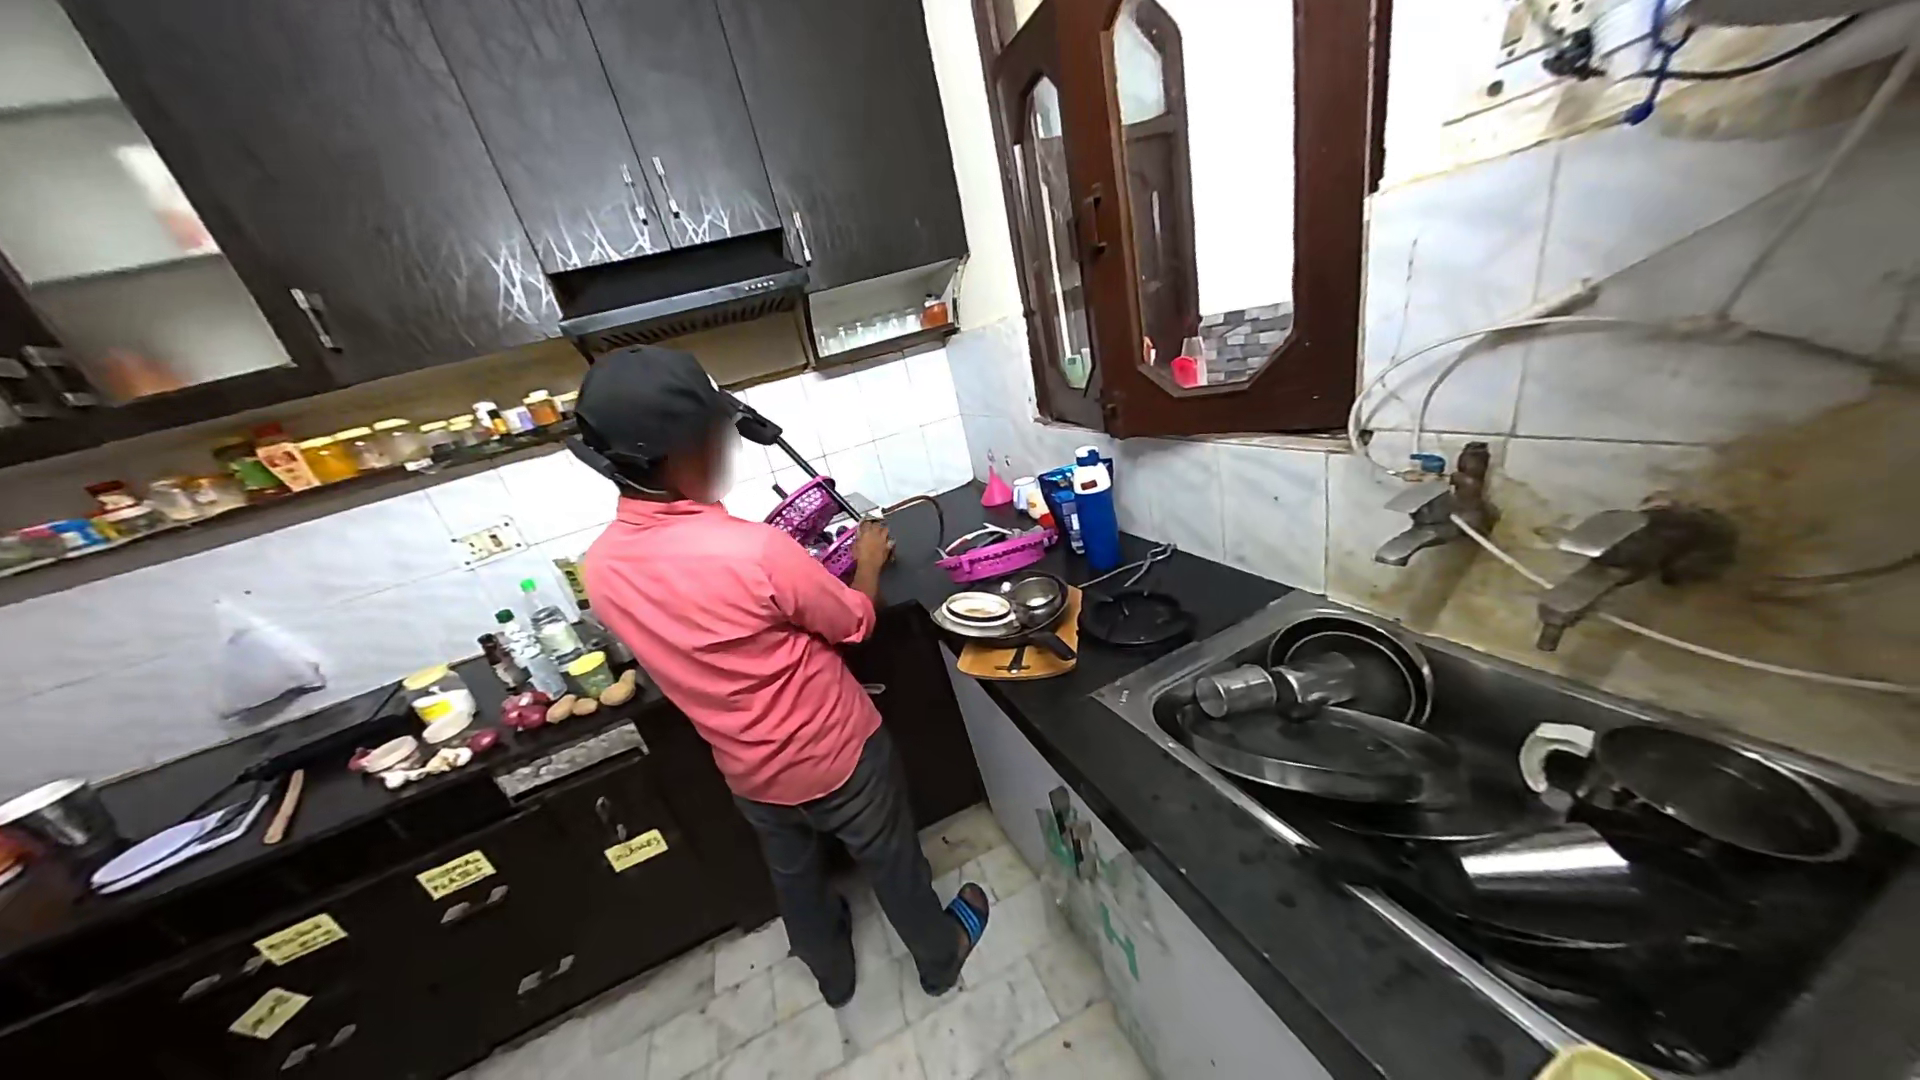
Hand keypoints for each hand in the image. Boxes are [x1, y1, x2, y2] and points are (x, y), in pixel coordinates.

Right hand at [853, 520, 893, 569]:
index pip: (867, 523)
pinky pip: (890, 540)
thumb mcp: (854, 546)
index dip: (866, 524)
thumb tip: (859, 535)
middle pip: (877, 524)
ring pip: (885, 529)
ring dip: (883, 530)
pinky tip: (886, 542)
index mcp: (866, 532)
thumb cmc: (859, 556)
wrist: (869, 565)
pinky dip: (888, 540)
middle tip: (873, 528)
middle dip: (875, 525)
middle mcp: (876, 533)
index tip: (865, 525)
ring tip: (881, 533)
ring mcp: (883, 539)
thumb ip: (858, 538)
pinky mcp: (888, 546)